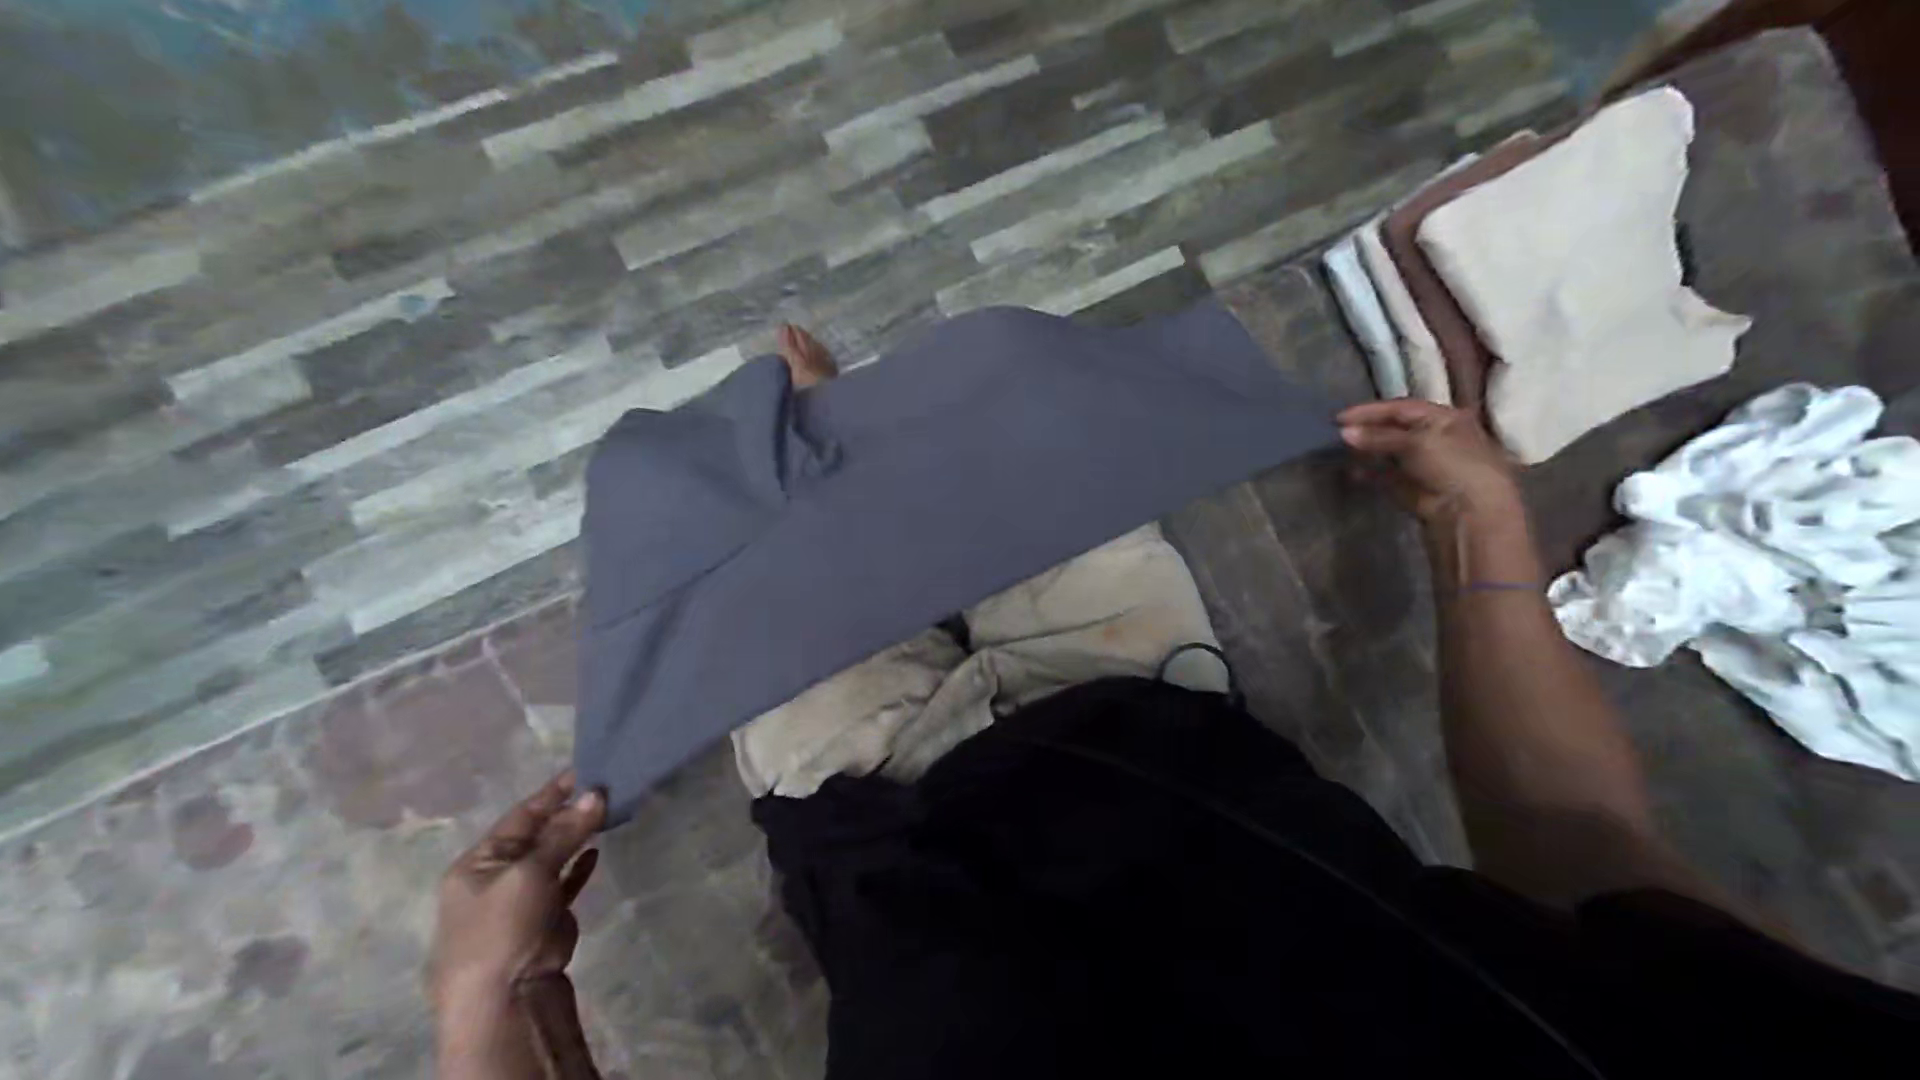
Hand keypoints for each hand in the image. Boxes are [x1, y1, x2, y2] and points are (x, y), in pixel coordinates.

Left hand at [427, 771, 605, 1015]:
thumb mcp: (530, 872)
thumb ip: (564, 832)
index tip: (584, 769)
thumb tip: (597, 793)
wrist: (505, 997)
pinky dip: (580, 864)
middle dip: (568, 812)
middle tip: (605, 788)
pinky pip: (564, 881)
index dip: (551, 793)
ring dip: (577, 835)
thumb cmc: (503, 927)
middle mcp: (495, 877)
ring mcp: (520, 899)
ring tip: (607, 812)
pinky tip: (597, 850)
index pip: (519, 816)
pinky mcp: (544, 917)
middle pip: (537, 834)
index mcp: (477, 863)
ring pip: (553, 856)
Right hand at [1337, 399, 1521, 525]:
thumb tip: (1344, 432)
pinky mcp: (1410, 485)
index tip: (1339, 417)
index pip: (1401, 408)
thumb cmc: (1451, 464)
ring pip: (1387, 451)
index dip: (1370, 411)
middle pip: (1393, 428)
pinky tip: (1352, 471)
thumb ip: (1379, 436)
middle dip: (1366, 429)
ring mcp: (1421, 462)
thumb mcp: (1417, 442)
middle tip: (1338, 432)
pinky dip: (1369, 472)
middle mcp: (1434, 437)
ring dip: (1365, 450)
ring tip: (1341, 450)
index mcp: (1444, 418)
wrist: (1466, 509)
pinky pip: (1384, 474)